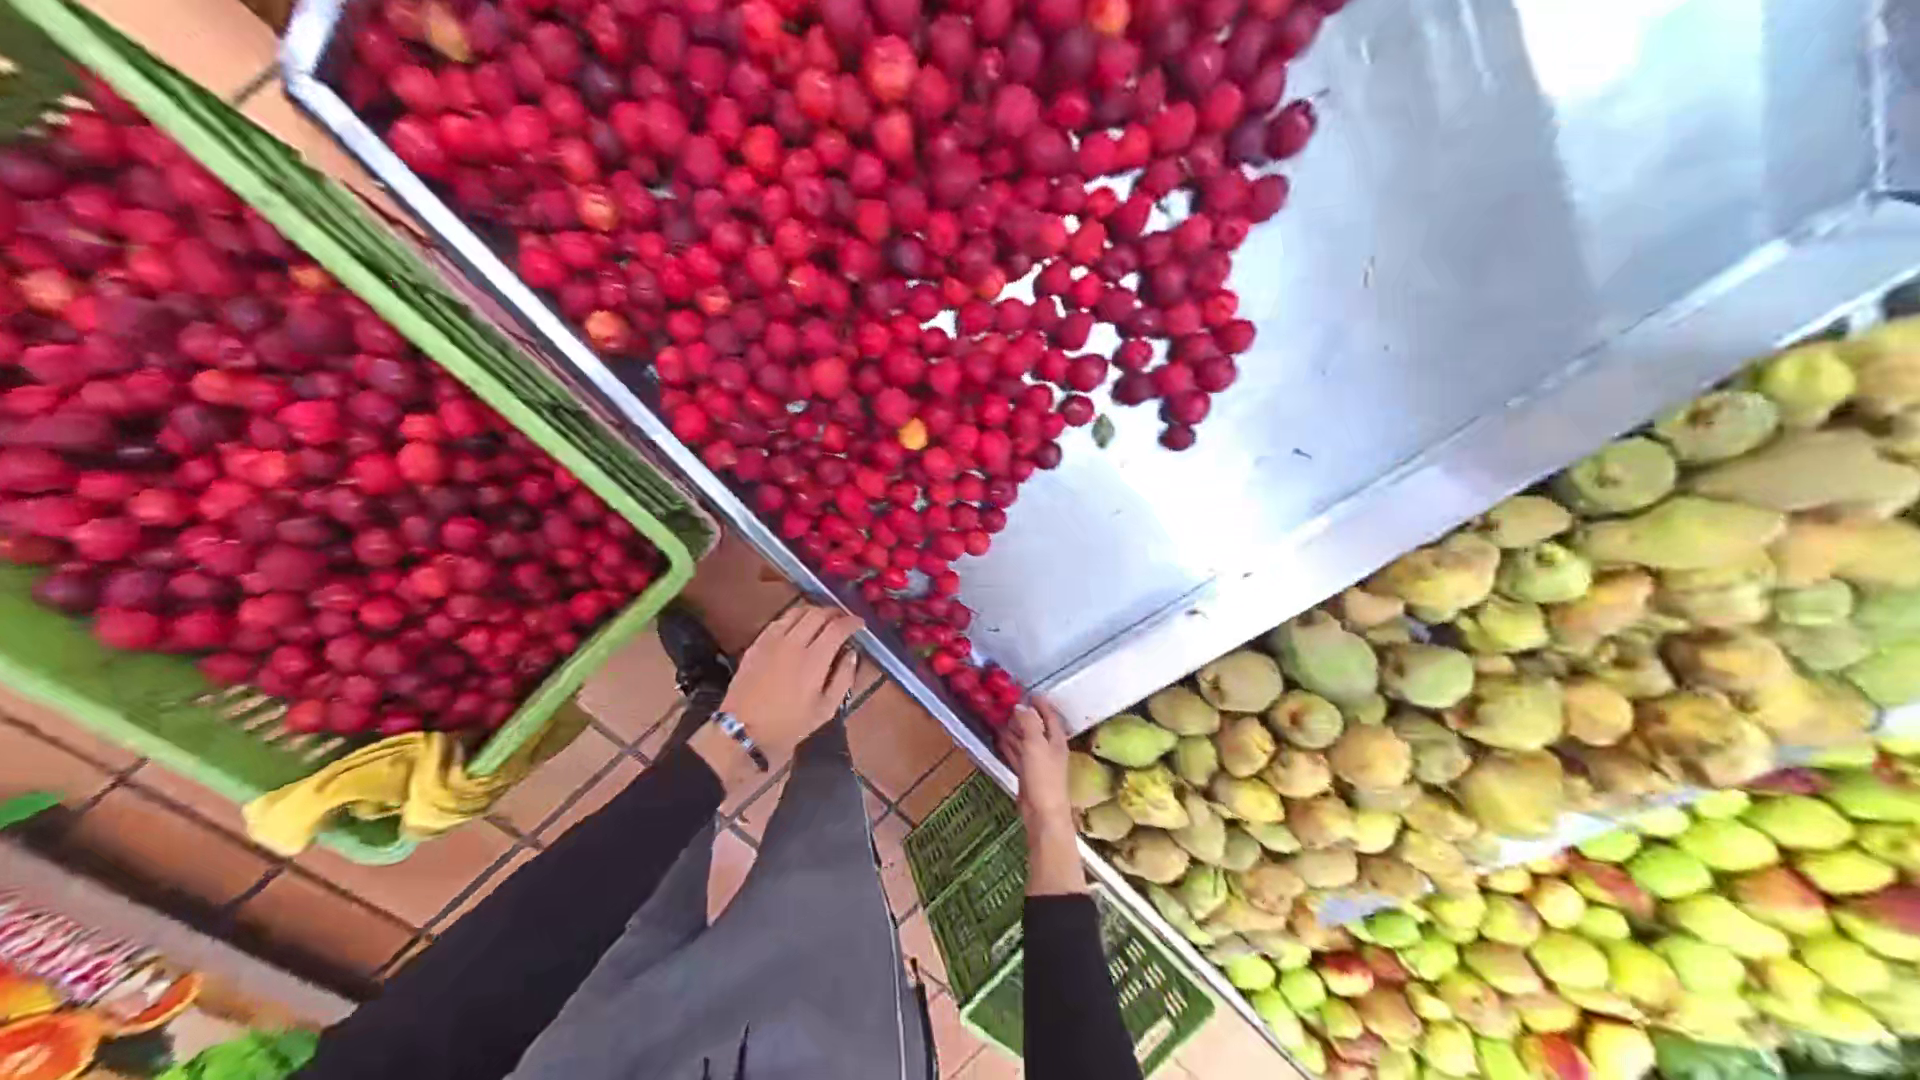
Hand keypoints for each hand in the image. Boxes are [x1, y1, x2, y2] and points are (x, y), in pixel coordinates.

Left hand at [692, 604, 861, 790]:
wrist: (744, 731)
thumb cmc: (789, 725)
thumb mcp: (826, 709)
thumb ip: (843, 678)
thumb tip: (852, 654)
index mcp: (814, 659)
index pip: (838, 627)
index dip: (852, 622)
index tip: (859, 624)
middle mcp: (793, 643)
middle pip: (818, 614)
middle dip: (835, 613)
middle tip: (843, 620)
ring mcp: (772, 641)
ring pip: (797, 611)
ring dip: (815, 611)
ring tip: (823, 620)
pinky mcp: (756, 644)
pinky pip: (779, 621)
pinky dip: (794, 618)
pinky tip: (797, 627)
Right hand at [999, 699, 1087, 895]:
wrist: (1043, 815)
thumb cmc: (1044, 778)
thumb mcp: (1036, 745)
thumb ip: (1029, 723)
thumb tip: (1021, 706)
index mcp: (1056, 740)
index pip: (1050, 715)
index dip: (1041, 703)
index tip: (1029, 692)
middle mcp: (1049, 749)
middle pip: (1036, 727)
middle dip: (1023, 715)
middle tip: (1006, 703)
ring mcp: (1038, 762)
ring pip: (1024, 740)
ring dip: (1013, 729)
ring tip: (999, 717)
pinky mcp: (1027, 774)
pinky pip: (1017, 754)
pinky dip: (1008, 744)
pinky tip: (999, 738)